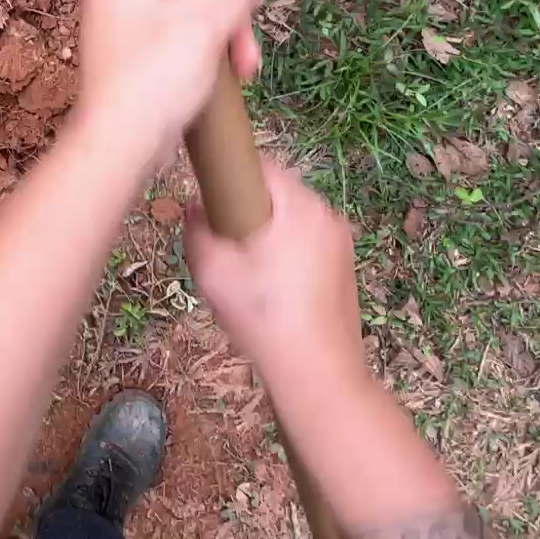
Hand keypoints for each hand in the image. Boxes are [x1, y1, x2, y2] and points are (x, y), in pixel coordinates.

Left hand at [75, 0, 263, 156]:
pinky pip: (178, 45)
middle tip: (242, 29)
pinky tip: (232, 77)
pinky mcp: (136, 64)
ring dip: (223, 35)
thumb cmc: (152, 75)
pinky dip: (205, 56)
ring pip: (186, 15)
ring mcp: (124, 33)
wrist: (123, 143)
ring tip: (245, 65)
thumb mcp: (204, 21)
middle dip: (222, 4)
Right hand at [182, 159, 366, 393]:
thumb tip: (194, 207)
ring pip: (290, 217)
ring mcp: (341, 242)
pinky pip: (305, 241)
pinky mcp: (345, 267)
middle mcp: (327, 215)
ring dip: (264, 229)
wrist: (317, 374)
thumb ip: (195, 227)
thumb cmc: (262, 313)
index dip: (227, 174)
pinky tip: (266, 284)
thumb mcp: (210, 269)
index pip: (258, 164)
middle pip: (275, 191)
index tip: (206, 197)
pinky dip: (283, 250)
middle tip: (220, 237)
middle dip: (244, 207)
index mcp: (299, 206)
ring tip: (241, 264)